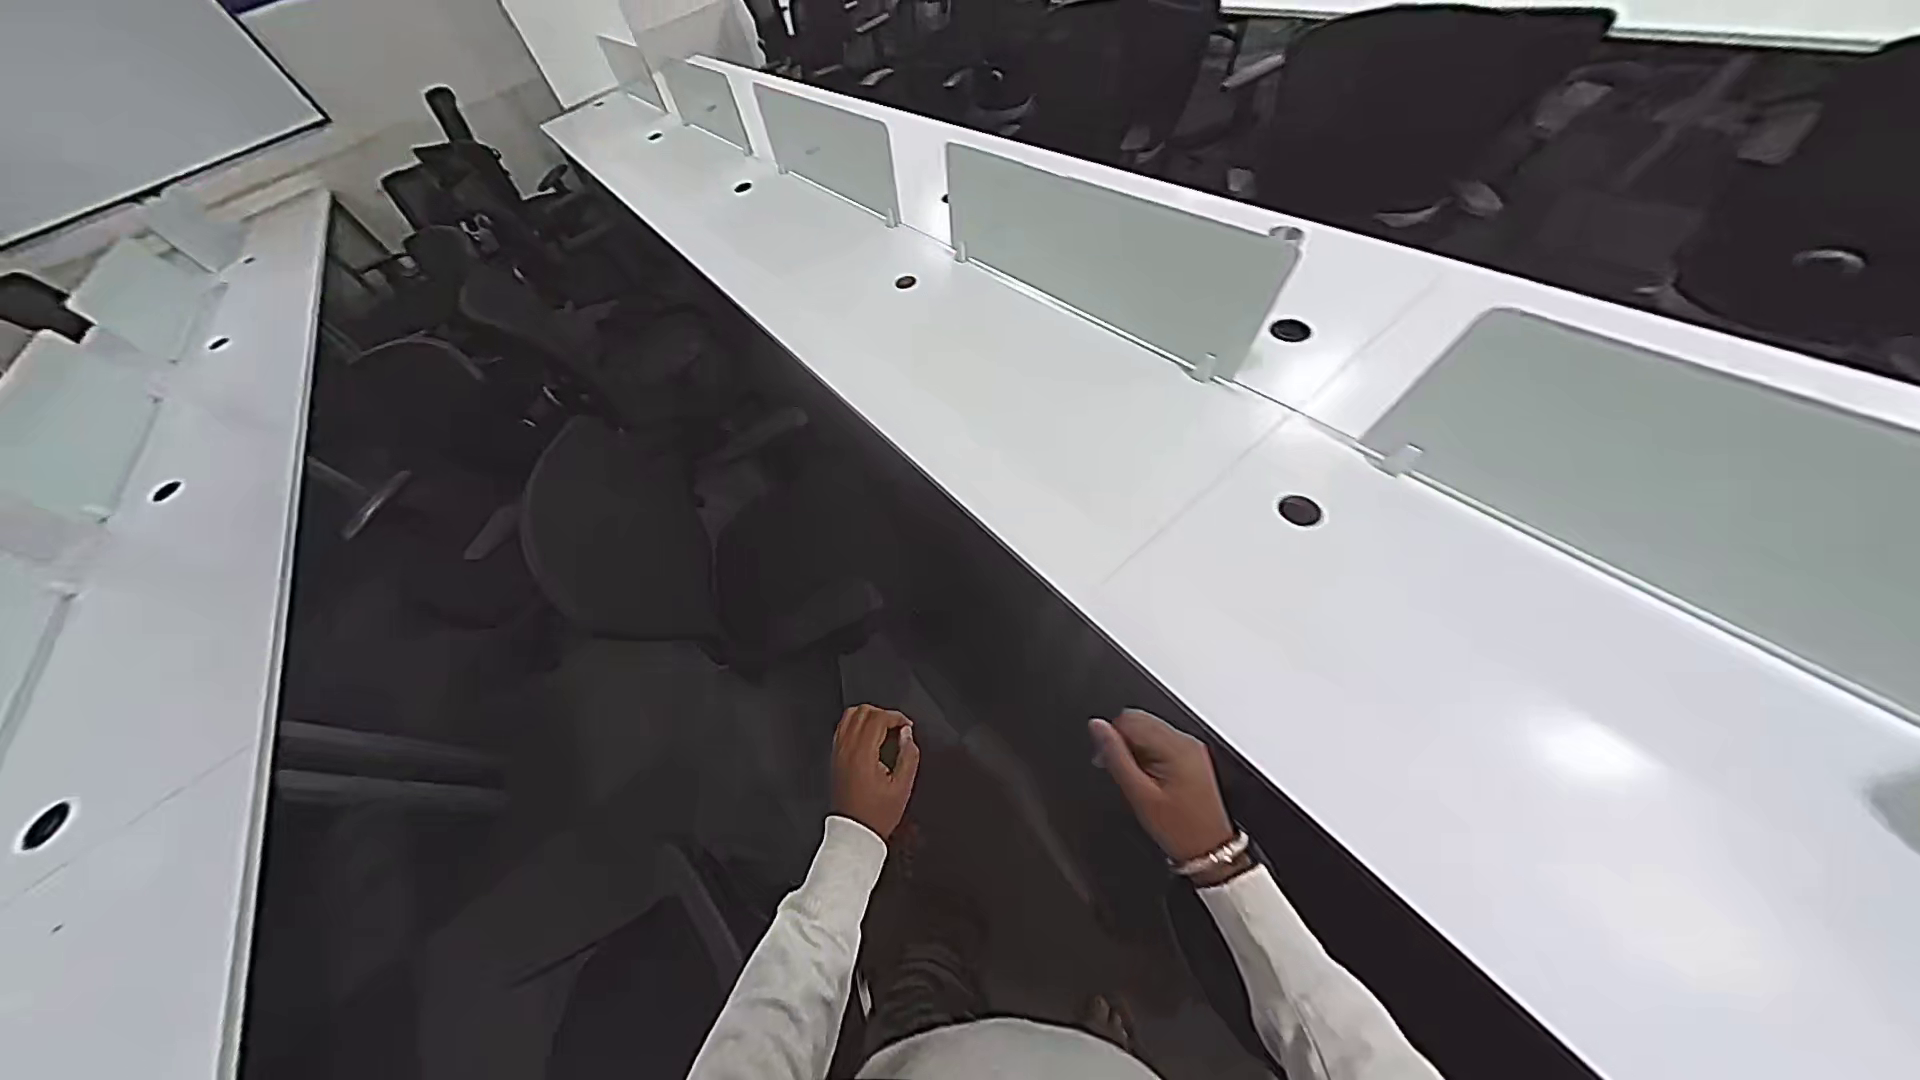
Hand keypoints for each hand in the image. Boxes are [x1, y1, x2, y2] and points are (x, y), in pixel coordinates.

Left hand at [832, 705, 920, 839]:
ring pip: (850, 715)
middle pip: (862, 711)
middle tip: (898, 726)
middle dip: (884, 713)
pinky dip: (857, 724)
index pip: (877, 718)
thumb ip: (909, 755)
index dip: (896, 716)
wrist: (854, 833)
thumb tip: (907, 734)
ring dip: (869, 716)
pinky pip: (843, 727)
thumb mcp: (902, 787)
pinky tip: (870, 736)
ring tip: (885, 728)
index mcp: (862, 754)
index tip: (907, 725)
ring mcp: (838, 752)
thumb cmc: (876, 815)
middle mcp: (846, 749)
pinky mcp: (835, 757)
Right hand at [1090, 710, 1233, 863]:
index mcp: (1174, 746)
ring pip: (1148, 729)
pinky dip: (1148, 754)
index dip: (1111, 738)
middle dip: (1122, 741)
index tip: (1105, 760)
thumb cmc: (1179, 829)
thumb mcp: (1138, 794)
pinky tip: (1149, 778)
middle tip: (1121, 772)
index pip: (1129, 719)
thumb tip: (1097, 727)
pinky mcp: (1192, 755)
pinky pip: (1160, 741)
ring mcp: (1191, 748)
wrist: (1210, 851)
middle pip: (1139, 720)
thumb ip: (1115, 756)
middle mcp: (1185, 741)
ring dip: (1135, 748)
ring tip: (1137, 779)